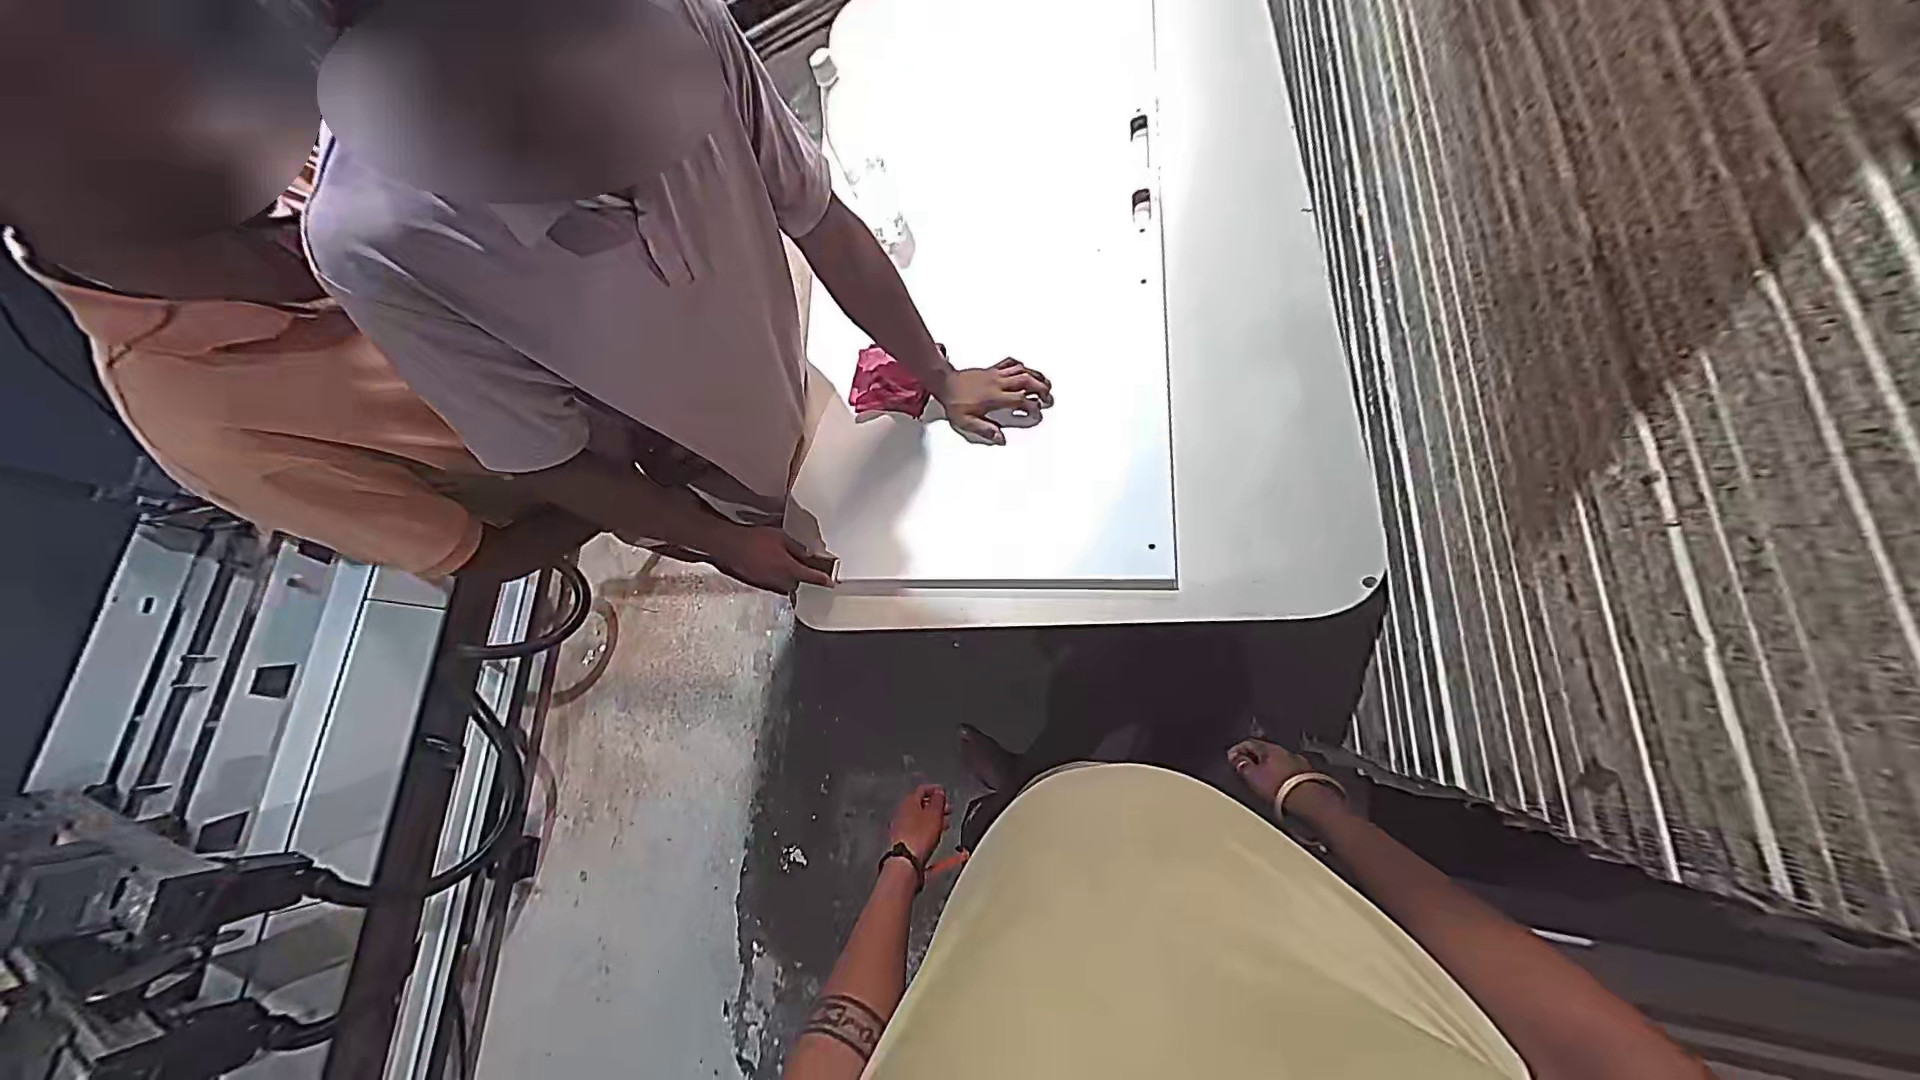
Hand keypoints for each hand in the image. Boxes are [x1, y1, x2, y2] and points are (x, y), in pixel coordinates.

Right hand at [708, 525, 835, 594]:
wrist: (730, 545)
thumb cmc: (755, 539)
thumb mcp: (781, 537)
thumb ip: (797, 548)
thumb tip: (808, 554)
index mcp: (789, 568)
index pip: (811, 577)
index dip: (823, 580)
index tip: (830, 583)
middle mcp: (780, 580)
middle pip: (798, 584)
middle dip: (802, 577)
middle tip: (804, 567)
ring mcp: (768, 584)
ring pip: (785, 586)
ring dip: (789, 578)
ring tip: (785, 565)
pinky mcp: (758, 584)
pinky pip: (773, 584)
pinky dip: (777, 578)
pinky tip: (771, 567)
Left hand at [887, 784, 951, 866]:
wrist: (905, 861)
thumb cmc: (920, 835)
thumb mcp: (935, 813)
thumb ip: (938, 800)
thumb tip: (939, 791)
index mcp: (909, 801)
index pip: (922, 789)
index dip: (935, 789)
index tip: (944, 792)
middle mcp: (902, 811)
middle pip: (920, 803)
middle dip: (935, 806)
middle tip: (947, 810)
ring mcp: (900, 826)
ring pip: (918, 817)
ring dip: (931, 818)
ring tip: (943, 824)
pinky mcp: (901, 840)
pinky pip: (915, 829)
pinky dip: (925, 829)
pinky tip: (932, 835)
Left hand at [929, 358, 1053, 443]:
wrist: (944, 383)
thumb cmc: (954, 402)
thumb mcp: (966, 422)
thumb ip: (984, 430)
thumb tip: (1000, 438)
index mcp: (994, 397)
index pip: (1020, 400)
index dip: (1032, 407)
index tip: (1037, 414)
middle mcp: (998, 383)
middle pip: (1027, 381)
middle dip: (1042, 389)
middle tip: (1048, 398)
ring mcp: (996, 374)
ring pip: (1022, 370)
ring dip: (1036, 376)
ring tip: (1046, 383)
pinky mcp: (992, 369)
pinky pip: (1010, 363)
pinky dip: (1021, 365)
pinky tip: (1025, 370)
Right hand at [1227, 738, 1314, 804]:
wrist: (1310, 801)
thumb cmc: (1281, 786)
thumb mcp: (1251, 775)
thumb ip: (1241, 764)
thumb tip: (1236, 758)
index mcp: (1270, 748)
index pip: (1249, 743)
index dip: (1238, 749)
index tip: (1232, 757)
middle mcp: (1286, 752)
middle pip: (1265, 752)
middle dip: (1255, 759)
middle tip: (1246, 768)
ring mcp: (1300, 764)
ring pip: (1279, 762)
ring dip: (1269, 768)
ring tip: (1263, 780)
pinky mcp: (1310, 778)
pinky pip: (1290, 773)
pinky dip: (1282, 777)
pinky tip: (1279, 786)